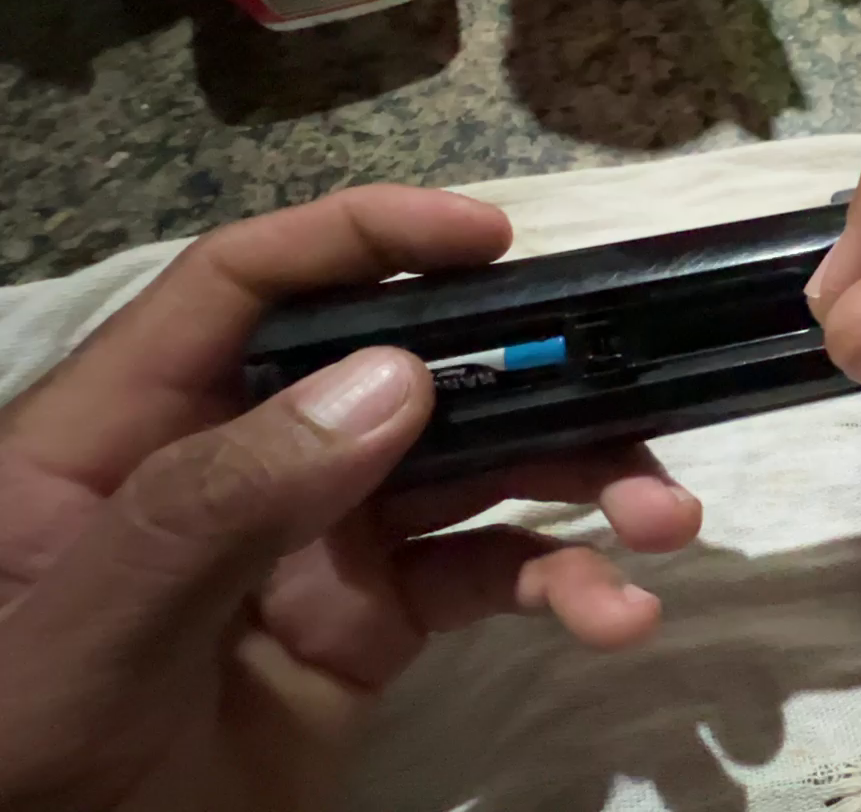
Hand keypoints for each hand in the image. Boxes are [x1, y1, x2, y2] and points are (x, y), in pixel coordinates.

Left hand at [0, 186, 701, 811]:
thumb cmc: (15, 798)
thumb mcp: (76, 662)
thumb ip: (214, 511)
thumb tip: (396, 379)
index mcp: (136, 439)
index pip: (254, 289)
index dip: (370, 238)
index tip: (492, 239)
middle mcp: (258, 464)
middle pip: (423, 378)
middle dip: (544, 389)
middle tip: (635, 404)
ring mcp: (338, 534)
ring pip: (489, 468)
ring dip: (590, 486)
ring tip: (664, 521)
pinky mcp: (398, 606)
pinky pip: (500, 570)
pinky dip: (569, 583)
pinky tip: (617, 613)